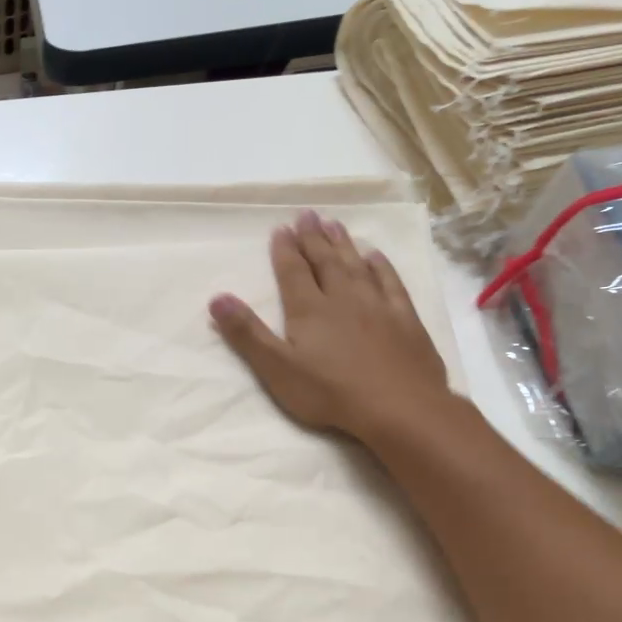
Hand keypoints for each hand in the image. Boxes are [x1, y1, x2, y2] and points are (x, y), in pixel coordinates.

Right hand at [209, 209, 449, 441]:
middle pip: (325, 262)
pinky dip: (381, 267)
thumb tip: (217, 298)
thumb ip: (247, 333)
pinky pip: (390, 284)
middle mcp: (343, 299)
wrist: (398, 406)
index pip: (293, 272)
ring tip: (334, 224)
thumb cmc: (329, 392)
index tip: (280, 229)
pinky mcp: (404, 320)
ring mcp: (377, 307)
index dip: (285, 250)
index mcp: (309, 310)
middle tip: (306, 214)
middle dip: (313, 238)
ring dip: (343, 244)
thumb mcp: (276, 368)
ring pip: (357, 266)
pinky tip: (376, 257)